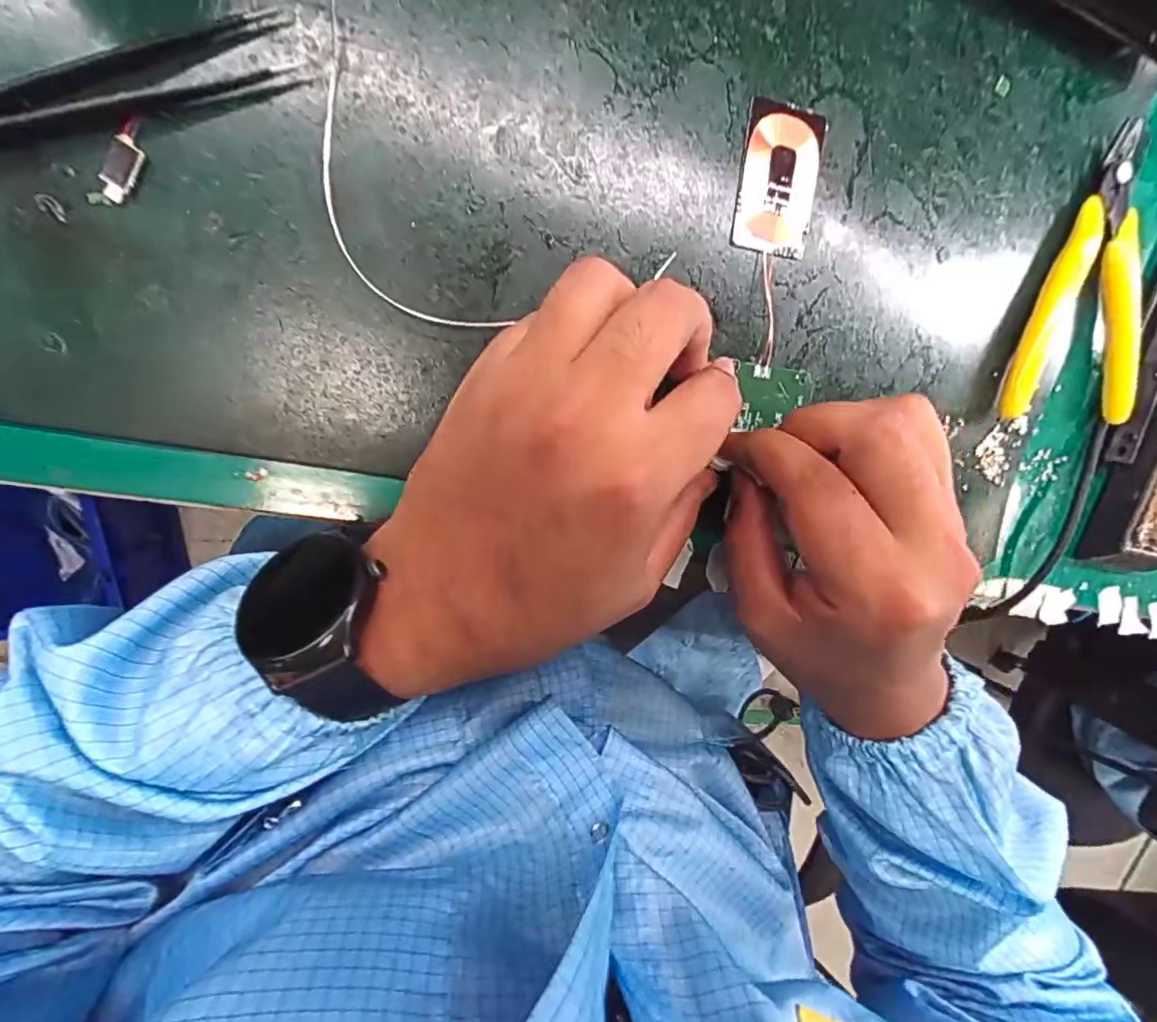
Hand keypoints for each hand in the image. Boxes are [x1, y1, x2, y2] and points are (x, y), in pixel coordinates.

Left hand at [357, 256, 742, 697]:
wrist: (436, 595)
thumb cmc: (539, 605)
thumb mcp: (636, 580)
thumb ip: (685, 507)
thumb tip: (706, 449)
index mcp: (637, 471)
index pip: (716, 392)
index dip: (720, 401)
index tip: (699, 416)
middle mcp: (588, 408)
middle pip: (667, 308)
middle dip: (690, 332)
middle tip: (669, 374)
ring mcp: (529, 380)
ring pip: (597, 281)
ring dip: (625, 308)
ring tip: (617, 356)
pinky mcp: (484, 373)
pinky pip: (541, 314)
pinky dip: (567, 330)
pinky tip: (562, 375)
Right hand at [721, 396, 978, 739]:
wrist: (892, 687)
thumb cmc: (818, 658)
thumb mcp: (757, 613)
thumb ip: (745, 537)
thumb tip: (747, 470)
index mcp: (875, 587)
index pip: (819, 486)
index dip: (766, 452)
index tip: (733, 447)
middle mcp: (932, 548)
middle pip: (879, 435)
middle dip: (810, 426)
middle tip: (776, 453)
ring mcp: (958, 526)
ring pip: (909, 422)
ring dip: (843, 423)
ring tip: (808, 456)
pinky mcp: (962, 512)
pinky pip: (923, 437)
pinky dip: (872, 433)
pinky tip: (843, 463)